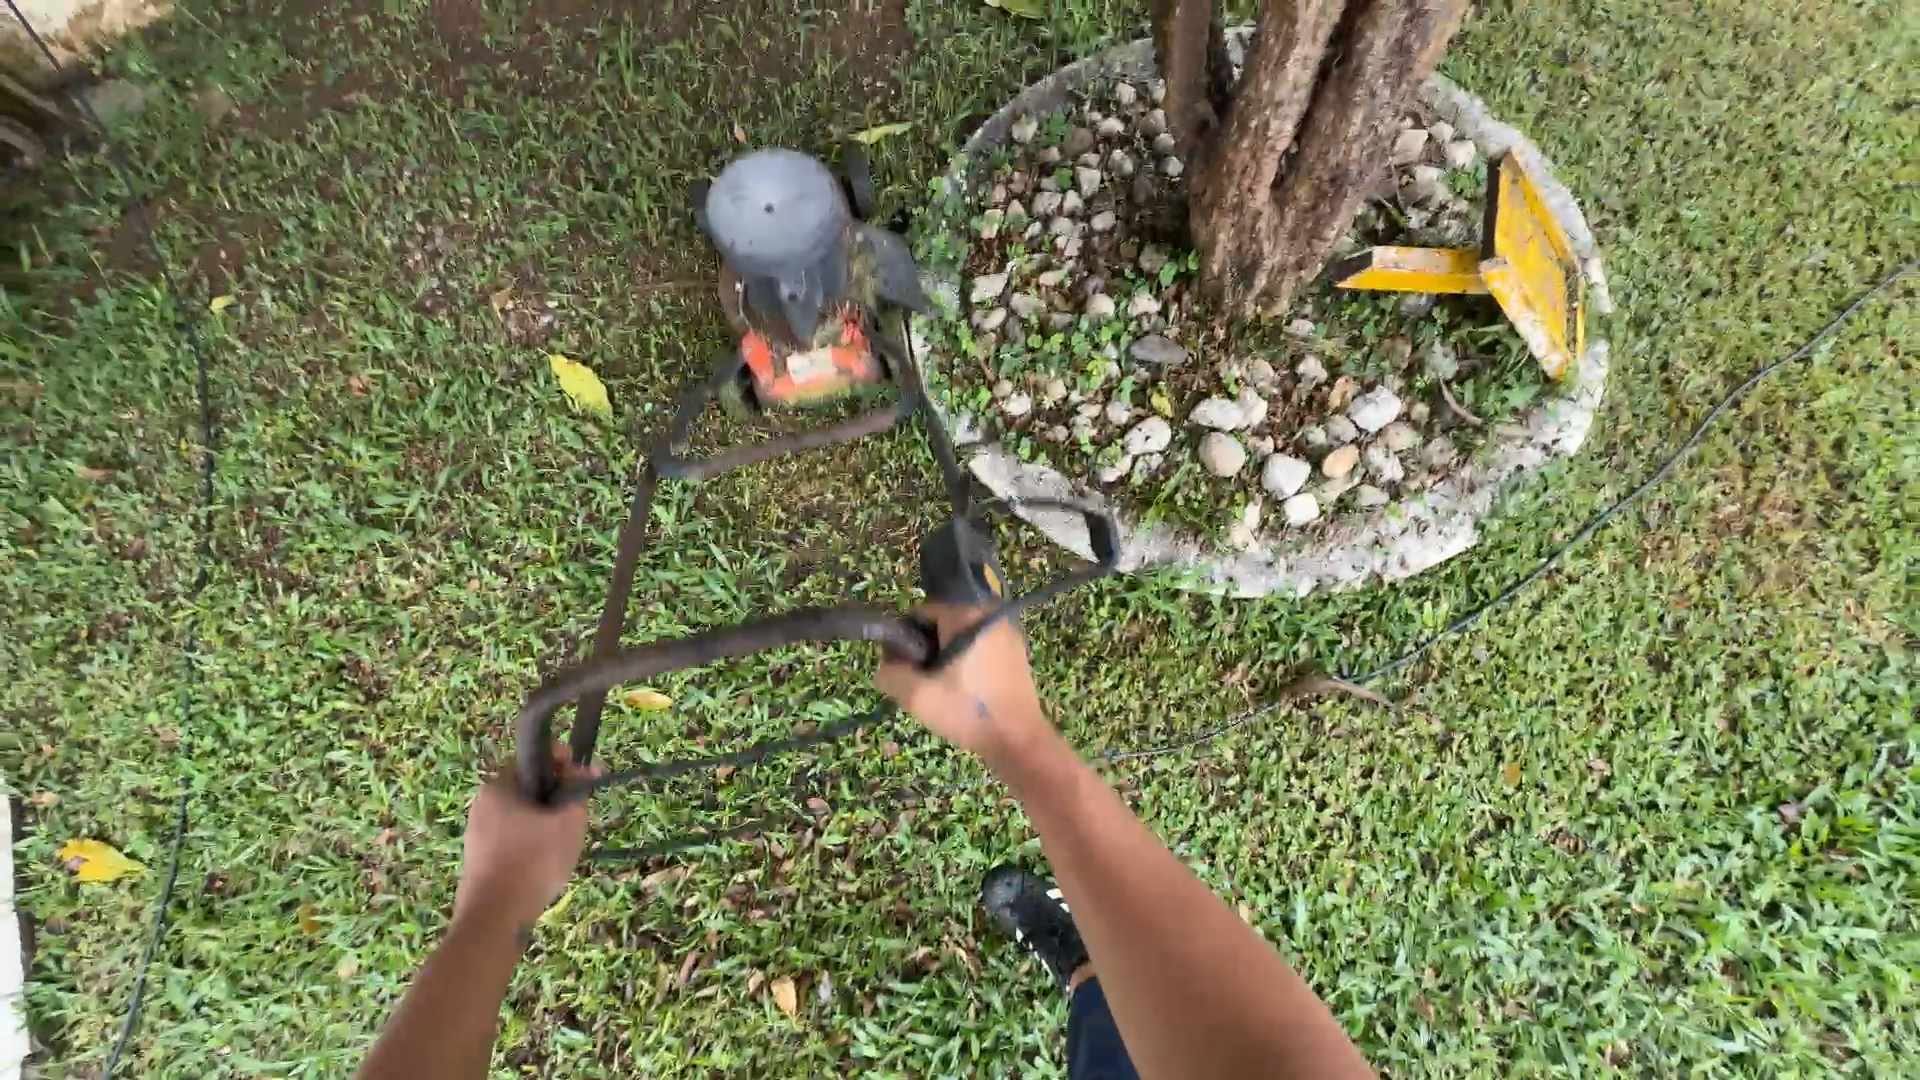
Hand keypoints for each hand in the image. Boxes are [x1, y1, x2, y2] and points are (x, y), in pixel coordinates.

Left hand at [453, 750, 594, 931]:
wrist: (495, 918)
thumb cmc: (534, 859)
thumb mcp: (569, 818)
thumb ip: (577, 788)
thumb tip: (580, 771)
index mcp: (498, 787)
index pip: (535, 759)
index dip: (565, 761)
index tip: (586, 776)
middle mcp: (483, 805)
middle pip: (530, 786)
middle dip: (558, 793)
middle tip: (580, 808)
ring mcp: (478, 833)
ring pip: (524, 811)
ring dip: (548, 816)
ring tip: (568, 835)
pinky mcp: (480, 857)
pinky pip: (514, 834)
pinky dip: (534, 837)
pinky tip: (549, 856)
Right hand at [875, 604, 1051, 760]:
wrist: (1018, 739)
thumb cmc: (966, 711)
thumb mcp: (917, 695)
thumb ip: (890, 675)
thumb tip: (884, 668)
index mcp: (966, 616)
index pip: (921, 613)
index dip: (904, 638)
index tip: (901, 667)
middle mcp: (990, 616)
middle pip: (942, 625)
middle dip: (926, 650)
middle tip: (920, 682)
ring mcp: (1007, 634)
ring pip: (961, 639)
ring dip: (946, 658)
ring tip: (940, 689)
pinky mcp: (1017, 654)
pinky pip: (980, 650)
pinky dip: (967, 664)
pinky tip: (963, 691)